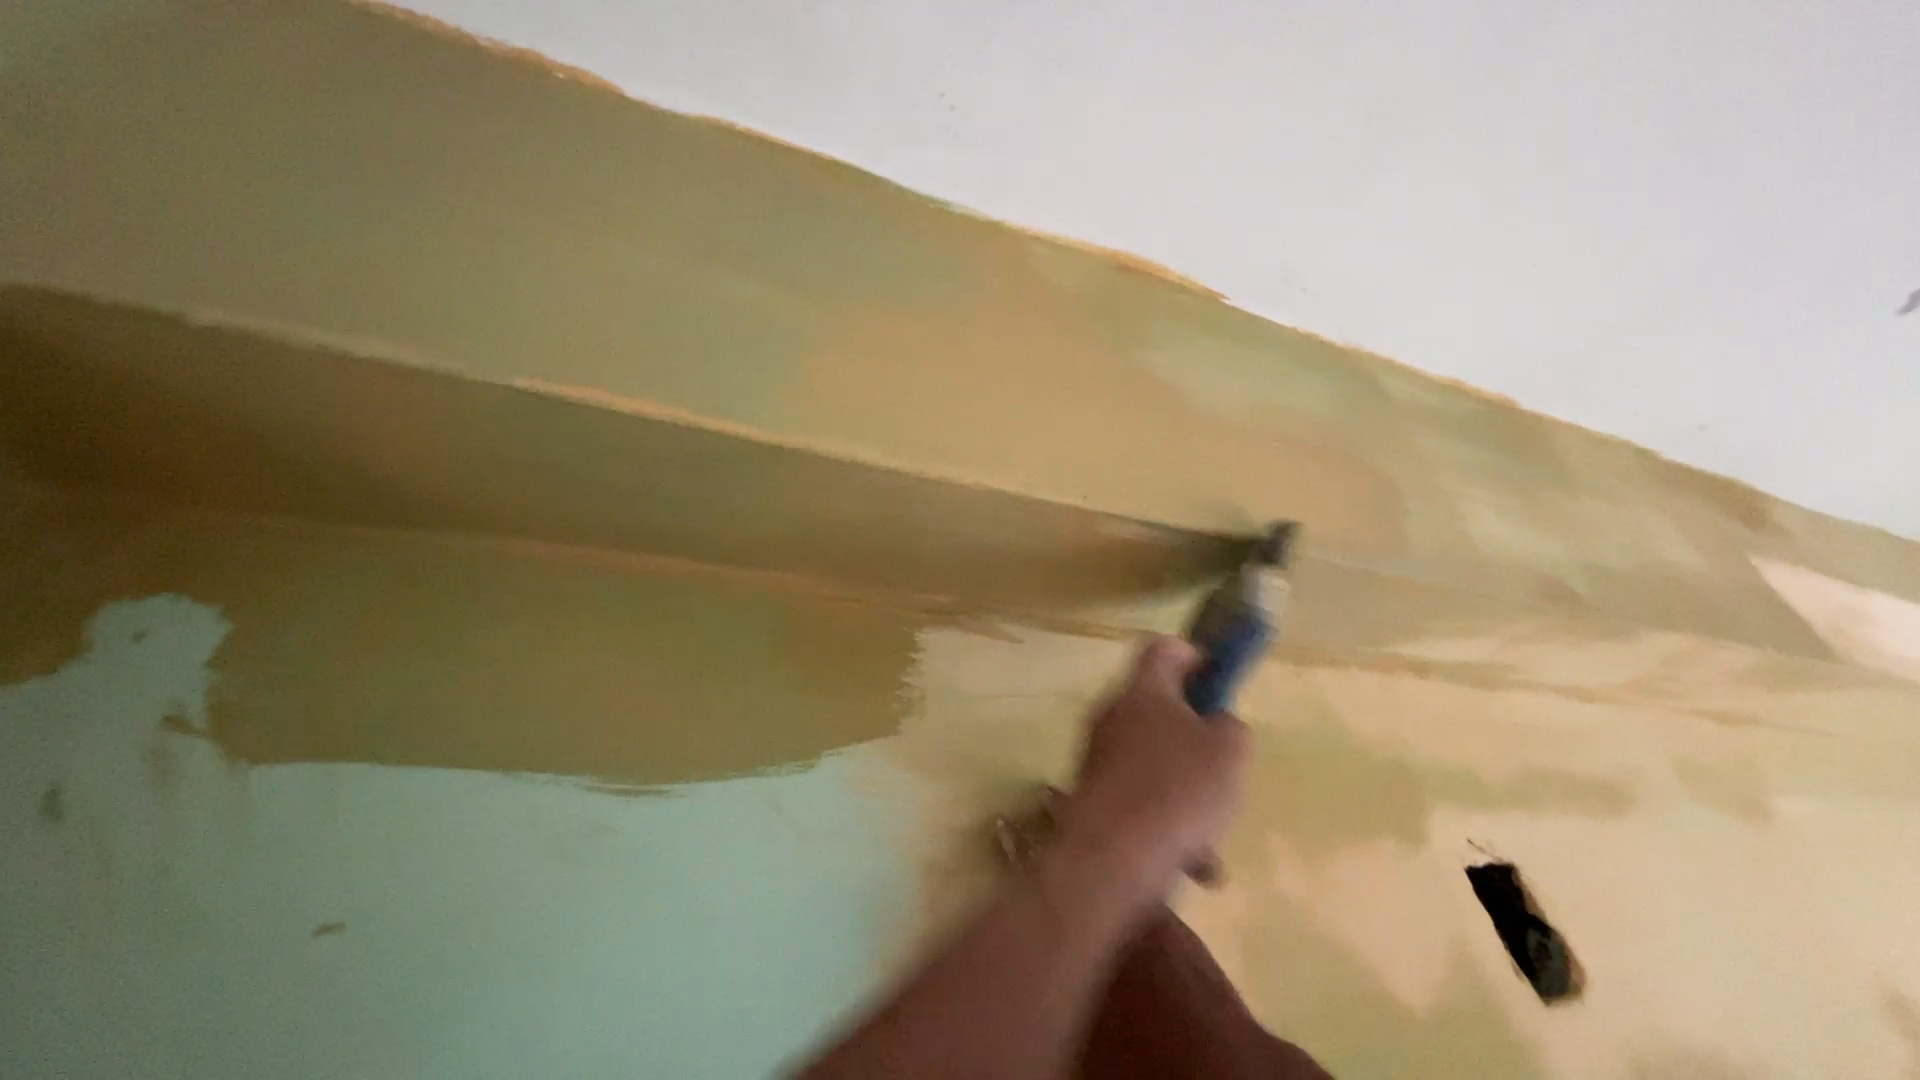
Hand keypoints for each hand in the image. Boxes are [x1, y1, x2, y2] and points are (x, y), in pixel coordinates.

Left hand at [1054, 636, 1250, 907]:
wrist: (1111, 858)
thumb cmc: (1179, 790)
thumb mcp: (1231, 751)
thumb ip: (1229, 727)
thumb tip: (1213, 726)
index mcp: (1143, 690)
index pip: (1163, 648)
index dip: (1195, 655)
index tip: (1220, 679)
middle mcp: (1112, 715)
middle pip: (1159, 709)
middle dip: (1196, 739)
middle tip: (1224, 766)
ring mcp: (1097, 757)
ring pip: (1154, 763)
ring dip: (1187, 795)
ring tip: (1213, 837)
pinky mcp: (1092, 797)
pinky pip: (1140, 801)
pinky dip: (1168, 827)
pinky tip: (1194, 866)